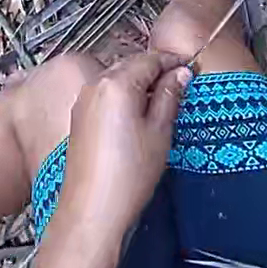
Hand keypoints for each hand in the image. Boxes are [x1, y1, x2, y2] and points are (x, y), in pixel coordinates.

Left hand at [55, 52, 190, 240]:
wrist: (92, 208)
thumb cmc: (129, 173)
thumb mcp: (159, 132)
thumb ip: (169, 97)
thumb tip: (179, 74)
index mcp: (116, 83)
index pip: (149, 59)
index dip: (171, 61)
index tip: (188, 67)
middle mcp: (95, 83)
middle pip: (130, 65)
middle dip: (154, 70)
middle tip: (178, 83)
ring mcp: (83, 99)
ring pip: (115, 77)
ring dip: (137, 82)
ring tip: (160, 100)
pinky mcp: (79, 115)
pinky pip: (104, 93)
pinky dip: (122, 95)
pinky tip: (136, 113)